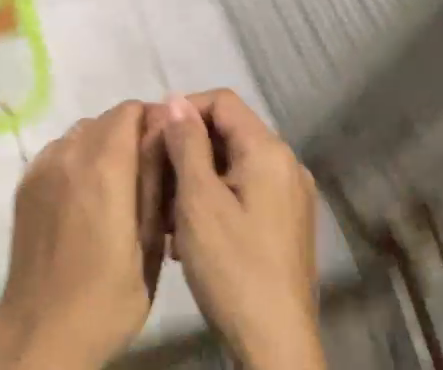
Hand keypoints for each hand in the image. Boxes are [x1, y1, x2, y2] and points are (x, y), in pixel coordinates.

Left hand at [0, 101, 163, 368]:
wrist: (42, 330)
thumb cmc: (108, 298)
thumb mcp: (148, 244)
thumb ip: (155, 182)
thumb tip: (166, 133)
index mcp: (104, 166)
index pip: (130, 111)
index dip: (154, 121)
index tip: (170, 148)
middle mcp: (69, 154)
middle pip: (105, 119)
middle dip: (131, 133)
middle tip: (148, 172)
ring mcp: (42, 167)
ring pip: (80, 132)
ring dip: (102, 144)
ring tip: (117, 185)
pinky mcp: (25, 183)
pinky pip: (59, 151)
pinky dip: (77, 158)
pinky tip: (86, 196)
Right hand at [161, 90, 324, 369]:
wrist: (276, 344)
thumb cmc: (232, 266)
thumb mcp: (198, 201)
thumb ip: (186, 144)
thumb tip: (175, 99)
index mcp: (269, 151)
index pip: (222, 101)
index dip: (183, 111)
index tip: (152, 138)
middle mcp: (287, 165)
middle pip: (228, 132)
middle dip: (186, 149)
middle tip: (154, 178)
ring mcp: (290, 197)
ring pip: (232, 165)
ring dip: (196, 179)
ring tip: (166, 213)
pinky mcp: (286, 225)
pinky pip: (244, 192)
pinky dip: (214, 201)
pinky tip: (188, 234)